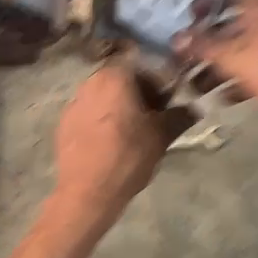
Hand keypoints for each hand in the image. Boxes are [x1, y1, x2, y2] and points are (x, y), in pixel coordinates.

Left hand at [50, 62, 194, 225]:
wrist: (88, 190)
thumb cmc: (128, 156)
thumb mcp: (161, 135)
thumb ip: (179, 116)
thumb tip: (195, 109)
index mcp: (114, 77)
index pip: (142, 67)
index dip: (158, 84)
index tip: (166, 105)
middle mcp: (89, 82)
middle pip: (120, 80)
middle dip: (138, 95)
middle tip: (152, 118)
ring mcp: (73, 102)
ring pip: (104, 97)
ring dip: (119, 108)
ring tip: (131, 133)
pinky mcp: (63, 123)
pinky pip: (89, 114)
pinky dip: (101, 121)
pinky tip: (109, 143)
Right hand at [176, 0, 257, 122]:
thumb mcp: (232, 55)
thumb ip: (202, 46)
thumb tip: (176, 38)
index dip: (208, 1)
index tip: (190, 16)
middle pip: (233, 26)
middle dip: (207, 44)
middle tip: (188, 60)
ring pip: (244, 51)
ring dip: (219, 67)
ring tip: (200, 88)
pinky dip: (240, 81)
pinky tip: (226, 99)